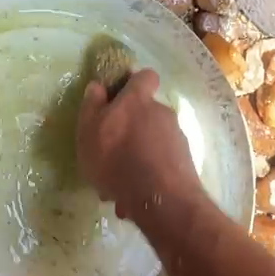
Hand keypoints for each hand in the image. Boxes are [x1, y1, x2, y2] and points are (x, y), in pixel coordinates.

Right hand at [76, 68, 203, 224]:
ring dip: (137, 157)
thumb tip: (97, 85)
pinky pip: (161, 164)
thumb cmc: (116, 159)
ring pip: (152, 142)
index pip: (145, 76)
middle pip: (147, 112)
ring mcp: (176, 138)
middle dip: (131, 129)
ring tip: (120, 185)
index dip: (135, 83)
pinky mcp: (185, 163)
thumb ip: (92, 106)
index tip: (121, 97)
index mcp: (137, 100)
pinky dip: (149, 176)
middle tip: (112, 154)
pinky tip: (133, 198)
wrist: (160, 199)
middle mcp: (161, 113)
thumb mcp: (89, 131)